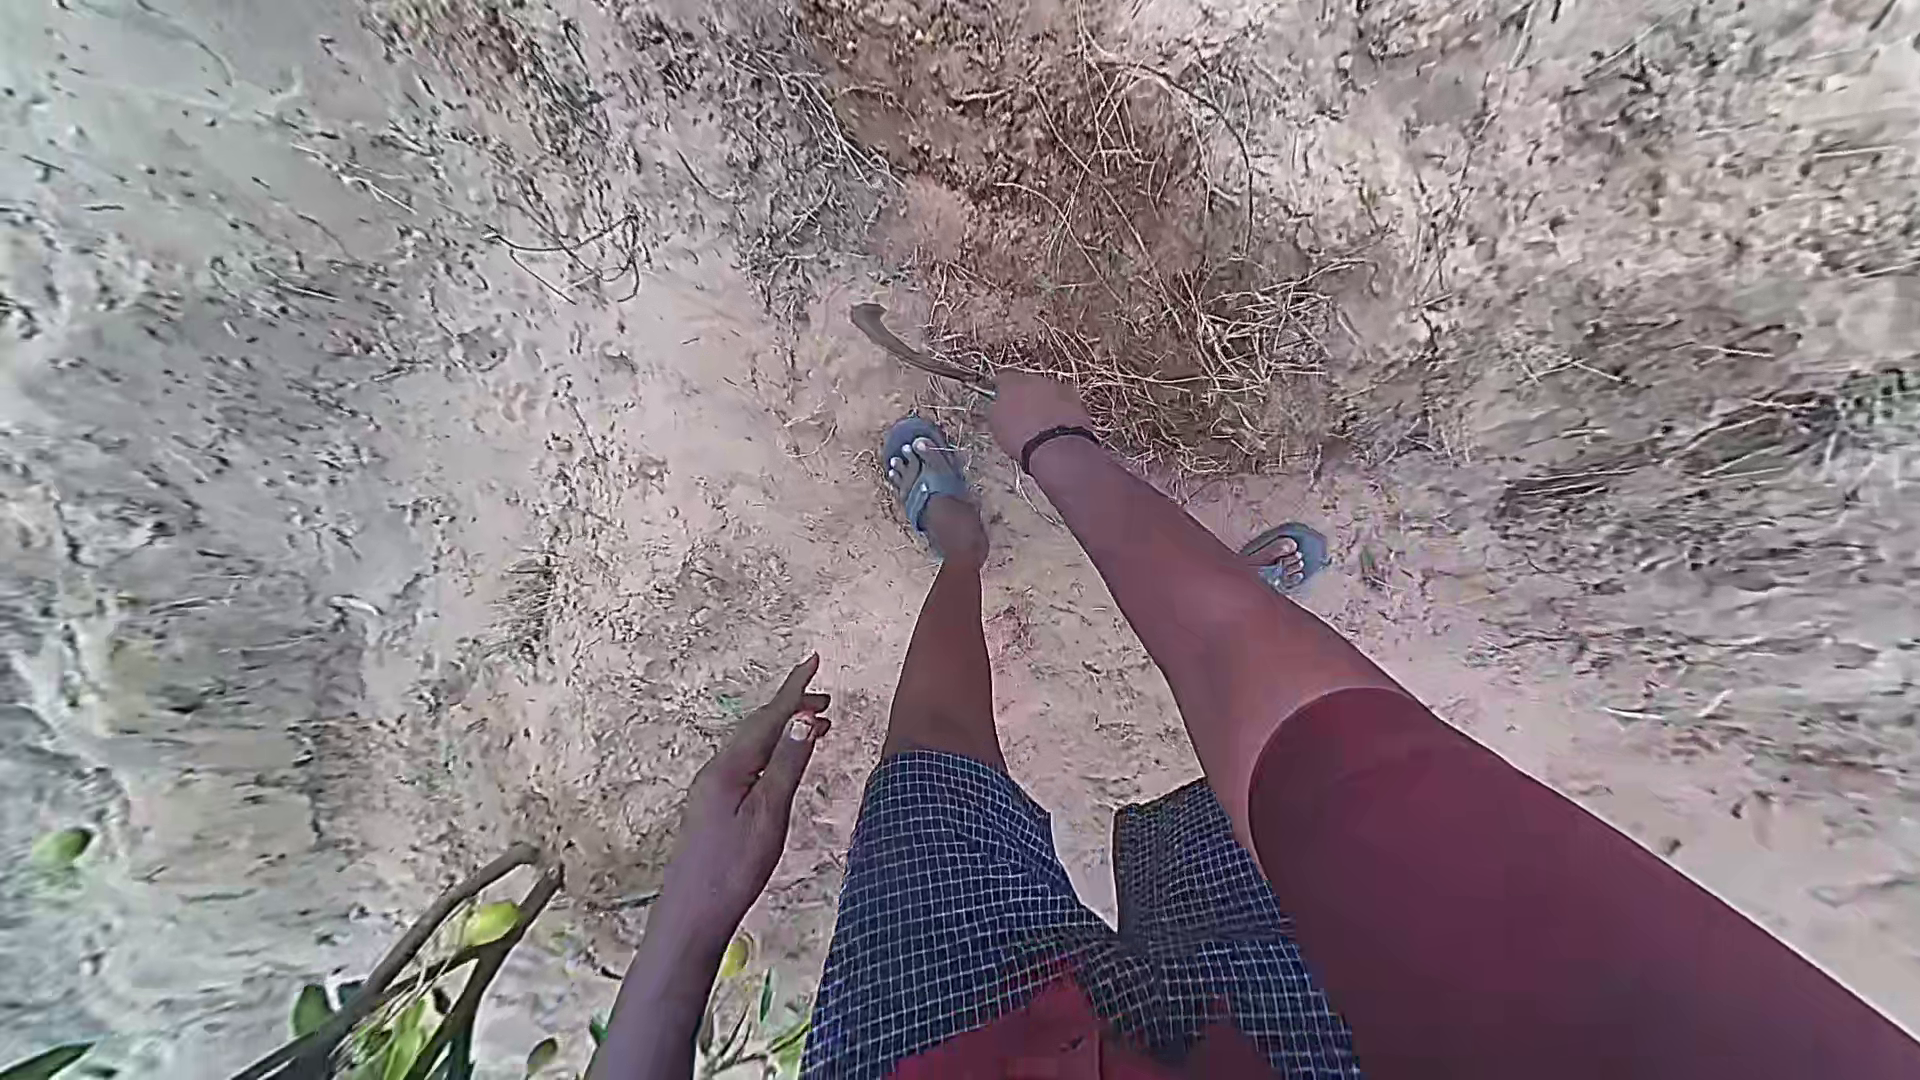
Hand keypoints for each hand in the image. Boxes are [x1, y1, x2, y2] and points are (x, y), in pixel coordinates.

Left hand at [652, 654, 829, 948]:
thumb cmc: (734, 869)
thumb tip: (804, 716)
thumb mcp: (769, 813)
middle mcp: (718, 768)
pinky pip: (749, 759)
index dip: (794, 687)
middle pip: (760, 725)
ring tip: (816, 726)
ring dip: (784, 729)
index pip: (770, 716)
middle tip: (827, 701)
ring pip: (754, 742)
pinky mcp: (714, 802)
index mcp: (731, 765)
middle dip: (793, 706)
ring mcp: (713, 785)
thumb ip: (787, 763)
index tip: (813, 660)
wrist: (689, 918)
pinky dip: (773, 749)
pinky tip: (784, 760)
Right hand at [987, 371, 1094, 460]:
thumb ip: (995, 410)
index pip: (1002, 379)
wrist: (1056, 449)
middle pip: (1028, 385)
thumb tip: (996, 407)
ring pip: (1048, 393)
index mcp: (1012, 383)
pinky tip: (1056, 430)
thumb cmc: (1022, 438)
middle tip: (1020, 417)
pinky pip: (1065, 405)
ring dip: (1044, 405)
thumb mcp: (996, 426)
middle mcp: (1037, 380)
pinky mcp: (1077, 402)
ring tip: (1040, 427)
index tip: (998, 399)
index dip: (1000, 390)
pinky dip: (1060, 413)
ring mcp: (1059, 389)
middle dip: (1025, 398)